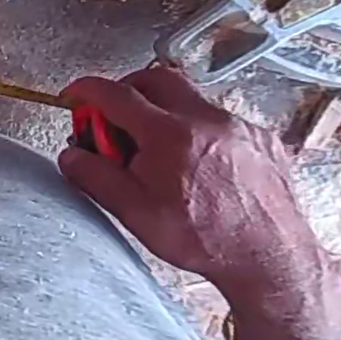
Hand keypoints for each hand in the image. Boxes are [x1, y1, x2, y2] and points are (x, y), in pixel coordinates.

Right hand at [56, 67, 324, 295]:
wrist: (269, 260)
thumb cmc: (202, 237)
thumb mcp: (130, 210)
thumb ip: (92, 176)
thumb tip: (71, 155)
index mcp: (170, 134)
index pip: (116, 94)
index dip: (87, 89)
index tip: (74, 94)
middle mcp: (208, 120)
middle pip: (156, 79)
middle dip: (125, 89)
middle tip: (110, 117)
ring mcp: (240, 127)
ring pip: (189, 99)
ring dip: (159, 112)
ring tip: (151, 151)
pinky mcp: (263, 140)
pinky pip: (218, 119)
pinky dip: (192, 129)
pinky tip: (188, 162)